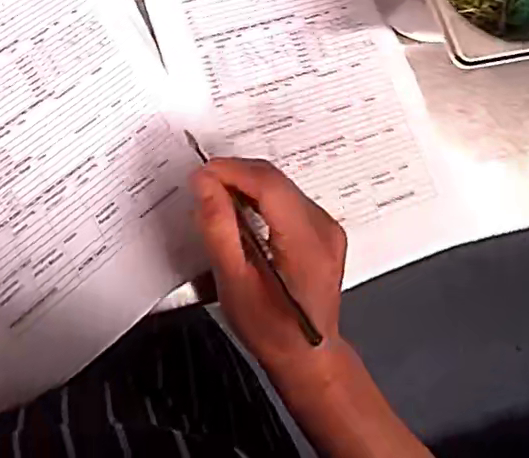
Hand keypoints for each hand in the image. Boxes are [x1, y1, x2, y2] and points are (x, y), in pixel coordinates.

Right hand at [191, 158, 347, 383]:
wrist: (308, 356)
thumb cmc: (272, 330)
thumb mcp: (235, 285)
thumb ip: (218, 230)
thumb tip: (205, 184)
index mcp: (308, 246)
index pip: (270, 186)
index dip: (232, 172)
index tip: (202, 176)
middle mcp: (324, 229)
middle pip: (274, 180)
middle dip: (234, 174)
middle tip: (202, 185)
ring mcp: (327, 224)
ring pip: (278, 182)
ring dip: (245, 182)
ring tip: (216, 197)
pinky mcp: (321, 224)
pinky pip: (285, 194)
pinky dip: (258, 193)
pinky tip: (239, 207)